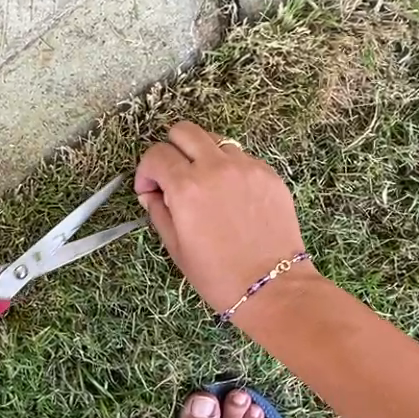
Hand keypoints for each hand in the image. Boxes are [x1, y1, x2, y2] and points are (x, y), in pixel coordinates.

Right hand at [134, 121, 312, 311]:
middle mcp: (216, 168)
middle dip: (171, 150)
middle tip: (172, 176)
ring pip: (215, 139)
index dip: (146, 171)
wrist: (272, 286)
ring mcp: (246, 167)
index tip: (149, 190)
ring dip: (201, 155)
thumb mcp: (177, 248)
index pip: (156, 155)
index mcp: (186, 187)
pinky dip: (228, 168)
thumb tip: (151, 194)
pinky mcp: (269, 174)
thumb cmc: (218, 275)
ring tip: (203, 185)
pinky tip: (230, 197)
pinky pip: (241, 157)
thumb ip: (159, 212)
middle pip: (184, 131)